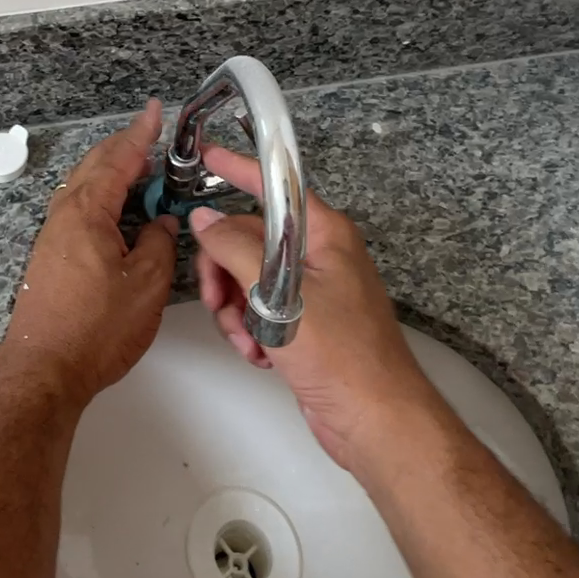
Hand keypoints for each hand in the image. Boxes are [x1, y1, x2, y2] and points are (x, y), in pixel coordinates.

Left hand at [0, 100, 178, 407]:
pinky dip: (100, 196)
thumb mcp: (146, 285)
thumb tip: (161, 223)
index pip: (118, 158)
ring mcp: (52, 235)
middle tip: (150, 137)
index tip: (155, 110)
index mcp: (87, 211)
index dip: (140, 133)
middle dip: (123, 147)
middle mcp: (64, 214)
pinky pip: (77, 207)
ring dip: (110, 172)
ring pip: (83, 186)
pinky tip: (115, 211)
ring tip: (138, 171)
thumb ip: (159, 243)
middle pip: (94, 166)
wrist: (43, 369)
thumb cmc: (96, 328)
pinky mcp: (49, 255)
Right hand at [190, 145, 437, 472]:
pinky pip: (258, 308)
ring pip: (247, 276)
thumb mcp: (279, 294)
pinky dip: (249, 328)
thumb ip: (235, 249)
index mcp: (324, 234)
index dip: (240, 169)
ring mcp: (310, 289)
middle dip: (225, 270)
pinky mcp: (302, 322)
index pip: (276, 185)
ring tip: (246, 338)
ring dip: (235, 308)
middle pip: (249, 237)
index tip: (209, 155)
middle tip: (217, 299)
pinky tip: (259, 353)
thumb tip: (204, 219)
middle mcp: (317, 254)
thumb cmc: (342, 356)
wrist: (374, 422)